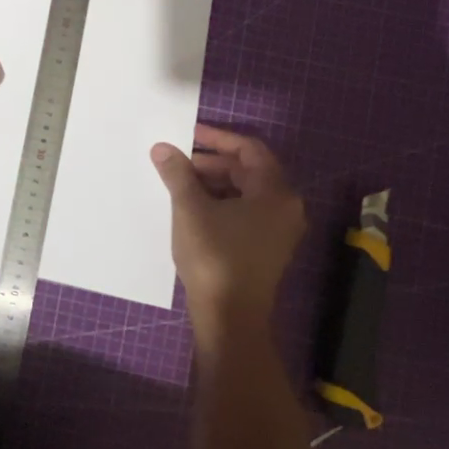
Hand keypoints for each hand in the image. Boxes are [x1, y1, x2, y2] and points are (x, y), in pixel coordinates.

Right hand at [151, 125, 305, 330]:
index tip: (187, 134)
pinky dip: (221, 201)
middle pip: (249, 170)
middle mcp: (285, 207)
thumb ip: (177, 173)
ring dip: (214, 182)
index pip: (250, 150)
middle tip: (178, 161)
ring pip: (246, 192)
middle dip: (212, 161)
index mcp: (275, 193)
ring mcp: (279, 230)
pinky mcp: (267, 247)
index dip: (217, 138)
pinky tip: (192, 207)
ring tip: (180, 183)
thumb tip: (163, 148)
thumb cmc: (214, 254)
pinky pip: (246, 211)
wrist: (229, 314)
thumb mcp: (189, 208)